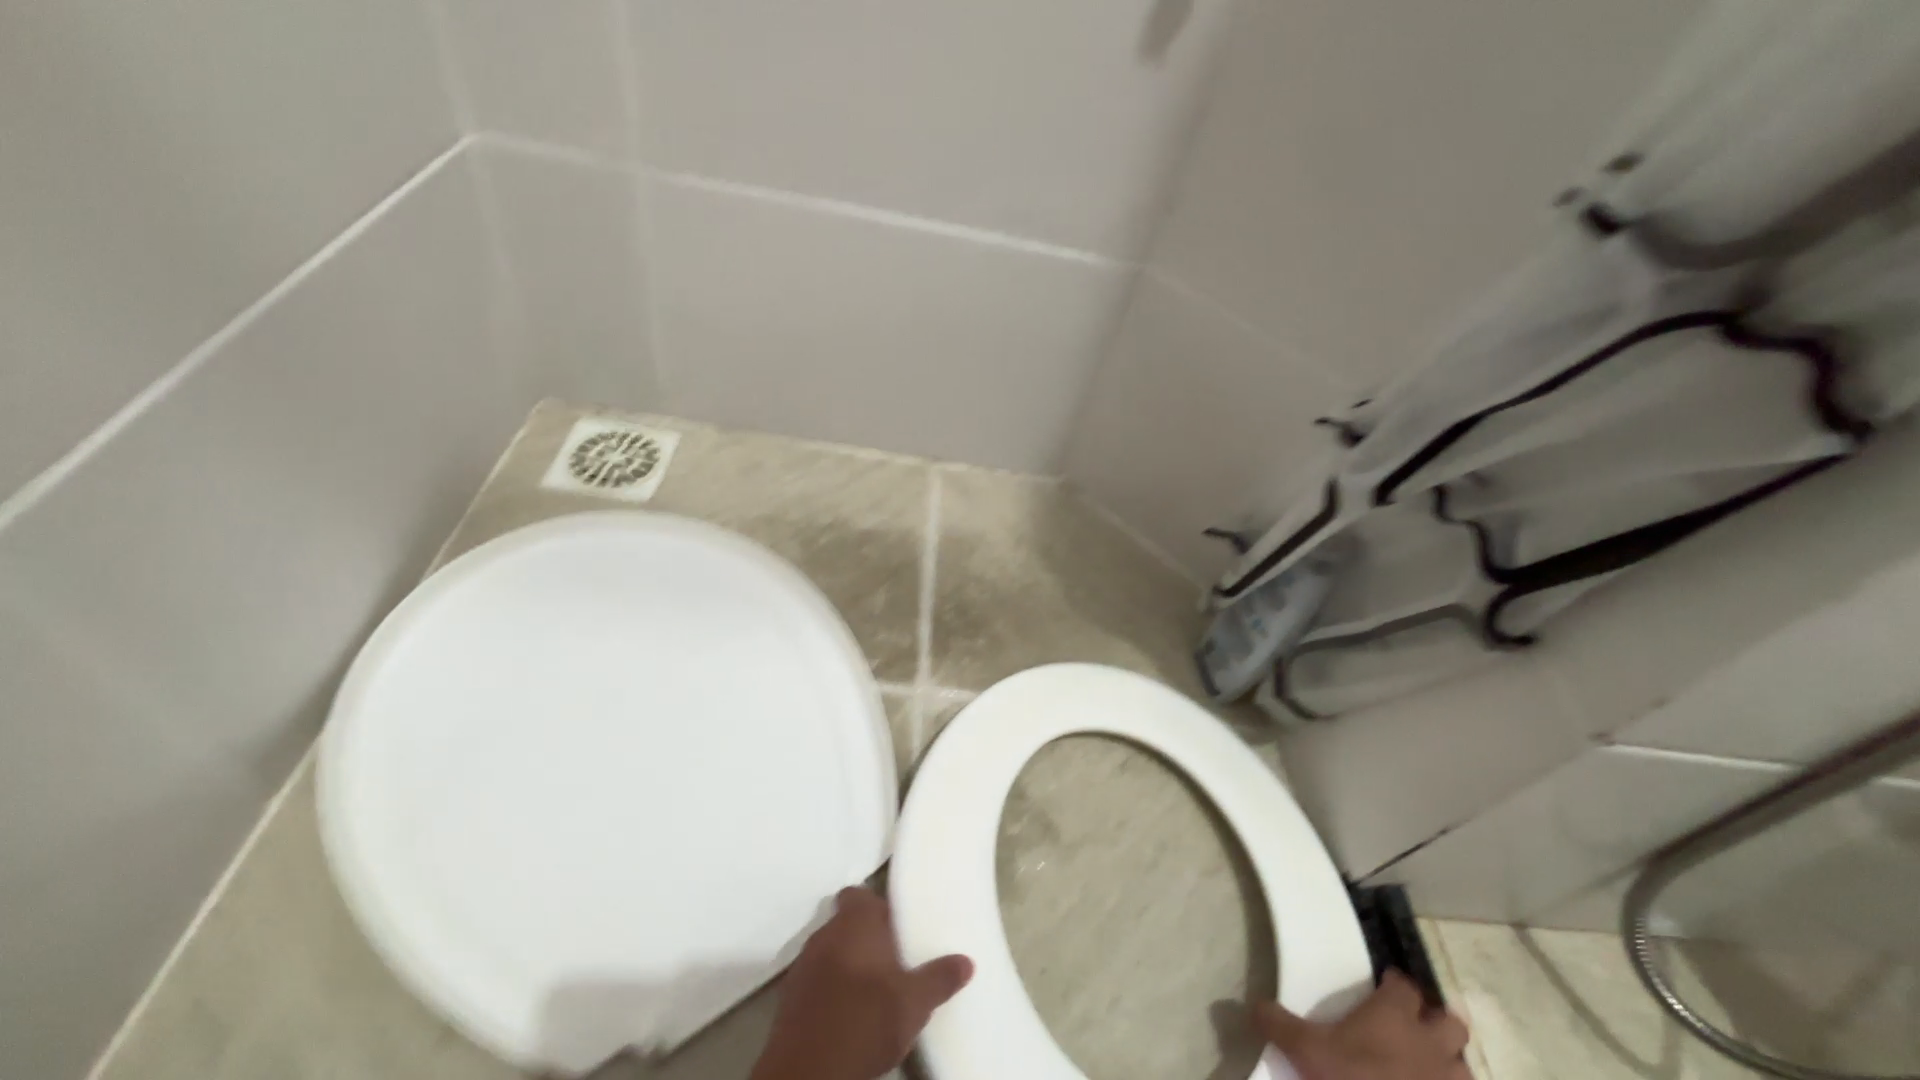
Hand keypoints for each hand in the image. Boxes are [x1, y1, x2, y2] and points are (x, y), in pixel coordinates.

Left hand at [750, 886, 973, 1079]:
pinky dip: (831, 990)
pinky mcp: (790, 999)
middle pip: (845, 924)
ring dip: (848, 965)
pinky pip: (816, 981)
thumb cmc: (866, 1021)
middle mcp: (824, 935)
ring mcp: (802, 967)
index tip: (896, 925)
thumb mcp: (915, 1003)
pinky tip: (850, 1014)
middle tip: (895, 960)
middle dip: (867, 939)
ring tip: (875, 991)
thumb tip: (966, 961)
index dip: (876, 906)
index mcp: (854, 924)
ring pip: (830, 953)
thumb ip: (940, 978)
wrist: (809, 1071)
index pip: (859, 895)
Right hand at [1255, 970, 1472, 1079]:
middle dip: (1435, 1021)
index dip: (1395, 984)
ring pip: (1461, 1064)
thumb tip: (1255, 1004)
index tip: (1382, 985)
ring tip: (1425, 1069)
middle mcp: (1429, 1042)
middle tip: (1411, 1028)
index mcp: (1394, 1016)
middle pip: (1449, 1021)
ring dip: (1447, 1063)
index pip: (1404, 986)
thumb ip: (1278, 1023)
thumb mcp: (1303, 1050)